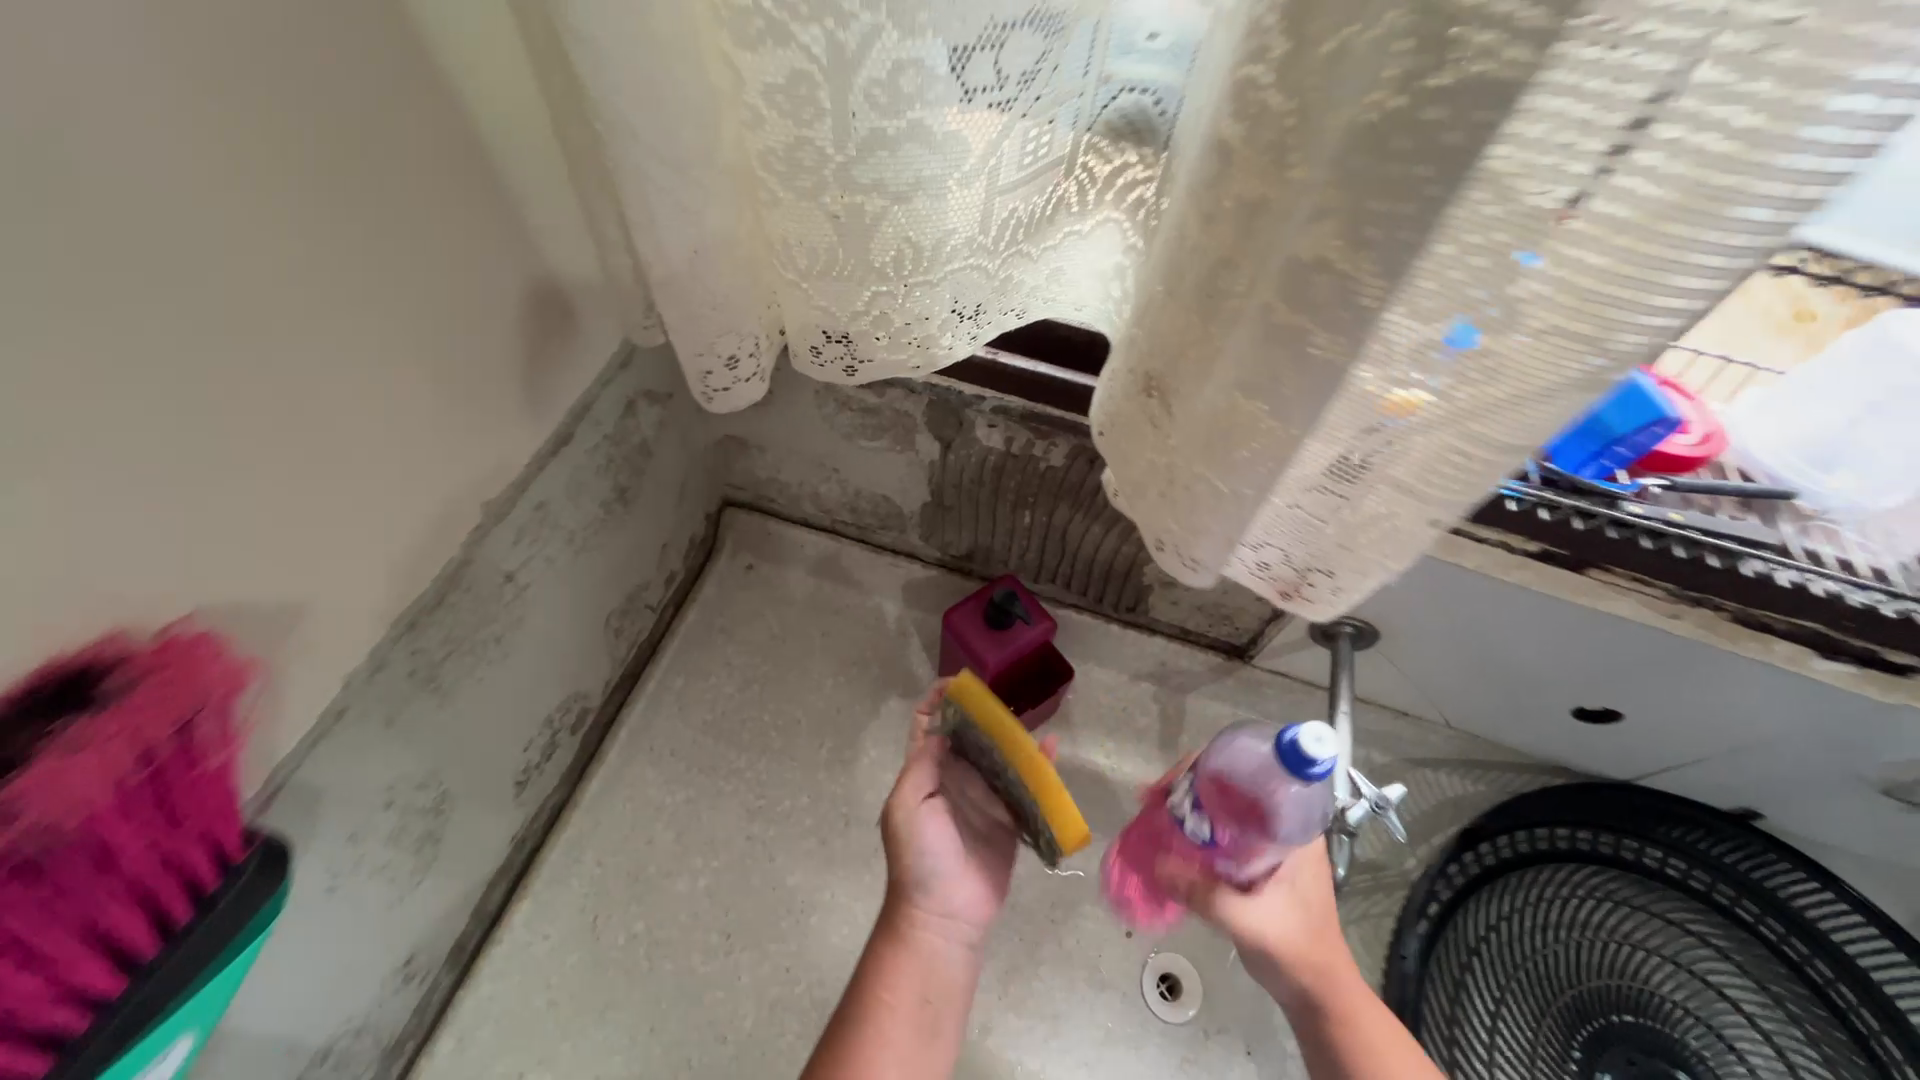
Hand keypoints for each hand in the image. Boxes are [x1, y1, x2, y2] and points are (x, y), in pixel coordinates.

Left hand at [879, 680, 1057, 948]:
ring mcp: (983, 799)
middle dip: (983, 714)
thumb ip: (924, 762)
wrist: (944, 915)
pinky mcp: (1009, 819)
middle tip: (1005, 692)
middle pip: (969, 736)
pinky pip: (1025, 787)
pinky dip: (1038, 767)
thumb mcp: (908, 804)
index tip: (959, 682)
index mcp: (923, 772)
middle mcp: (954, 779)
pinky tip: (1052, 748)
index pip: (928, 725)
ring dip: (1011, 736)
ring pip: (999, 757)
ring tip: (1030, 712)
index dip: (939, 700)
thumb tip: (944, 726)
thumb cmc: (920, 856)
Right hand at [1145, 759, 1355, 1003]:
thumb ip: (1203, 893)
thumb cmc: (1296, 950)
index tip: (1176, 781)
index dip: (1210, 767)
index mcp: (1294, 825)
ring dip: (1186, 807)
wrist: (1316, 993)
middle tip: (1153, 797)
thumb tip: (1154, 862)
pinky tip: (1164, 839)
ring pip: (1221, 809)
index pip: (1252, 772)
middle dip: (1189, 786)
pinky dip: (1190, 832)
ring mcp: (1266, 843)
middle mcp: (1281, 825)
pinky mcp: (1251, 862)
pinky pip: (1216, 834)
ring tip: (1151, 812)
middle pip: (1230, 785)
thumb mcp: (1248, 921)